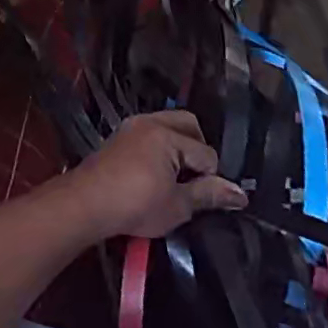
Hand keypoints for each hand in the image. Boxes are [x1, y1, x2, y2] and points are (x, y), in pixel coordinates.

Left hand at [61, 111, 245, 238]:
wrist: (88, 202)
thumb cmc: (136, 204)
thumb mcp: (179, 205)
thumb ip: (209, 194)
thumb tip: (240, 194)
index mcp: (165, 135)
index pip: (206, 153)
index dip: (211, 178)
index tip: (204, 198)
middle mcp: (148, 122)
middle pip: (188, 124)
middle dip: (199, 149)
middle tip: (197, 179)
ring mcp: (131, 127)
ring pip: (167, 125)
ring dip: (179, 147)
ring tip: (180, 179)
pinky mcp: (120, 136)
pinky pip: (150, 133)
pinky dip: (161, 147)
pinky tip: (159, 173)